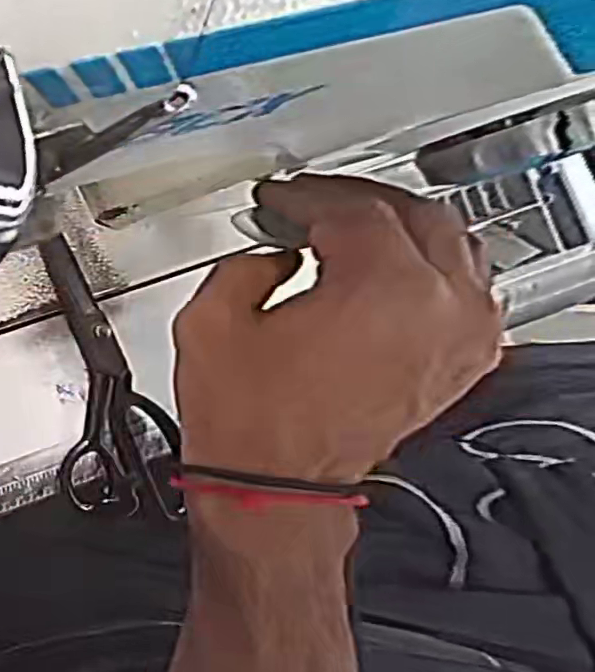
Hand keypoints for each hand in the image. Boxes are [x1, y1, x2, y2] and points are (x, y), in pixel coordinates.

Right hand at [173, 176, 501, 491]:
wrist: (273, 476)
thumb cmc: (245, 413)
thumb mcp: (206, 324)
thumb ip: (242, 268)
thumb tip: (271, 257)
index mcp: (379, 290)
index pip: (353, 211)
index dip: (307, 196)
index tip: (280, 196)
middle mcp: (442, 305)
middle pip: (416, 216)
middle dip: (355, 201)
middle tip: (309, 200)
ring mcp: (465, 333)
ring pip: (452, 245)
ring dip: (395, 228)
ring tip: (345, 230)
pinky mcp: (465, 357)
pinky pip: (465, 288)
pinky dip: (423, 266)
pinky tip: (383, 271)